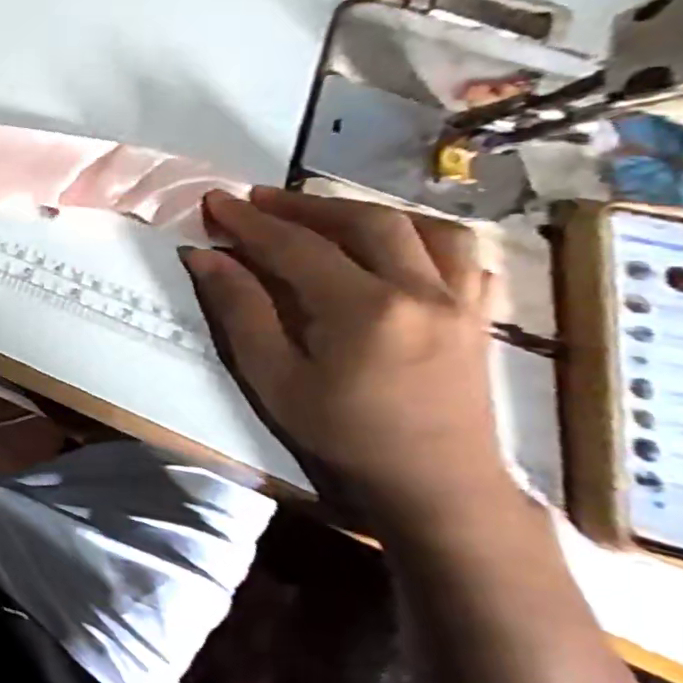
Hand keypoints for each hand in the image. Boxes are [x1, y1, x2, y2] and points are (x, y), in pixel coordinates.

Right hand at [182, 188, 508, 525]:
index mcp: (363, 309)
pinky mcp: (477, 311)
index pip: (295, 245)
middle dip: (301, 205)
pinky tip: (390, 241)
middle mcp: (419, 289)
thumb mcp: (274, 378)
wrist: (436, 482)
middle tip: (258, 200)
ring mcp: (458, 298)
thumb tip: (204, 255)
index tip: (215, 201)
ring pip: (417, 224)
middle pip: (360, 220)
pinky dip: (418, 232)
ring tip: (321, 214)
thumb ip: (240, 310)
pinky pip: (458, 251)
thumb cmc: (344, 433)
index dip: (249, 221)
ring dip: (360, 210)